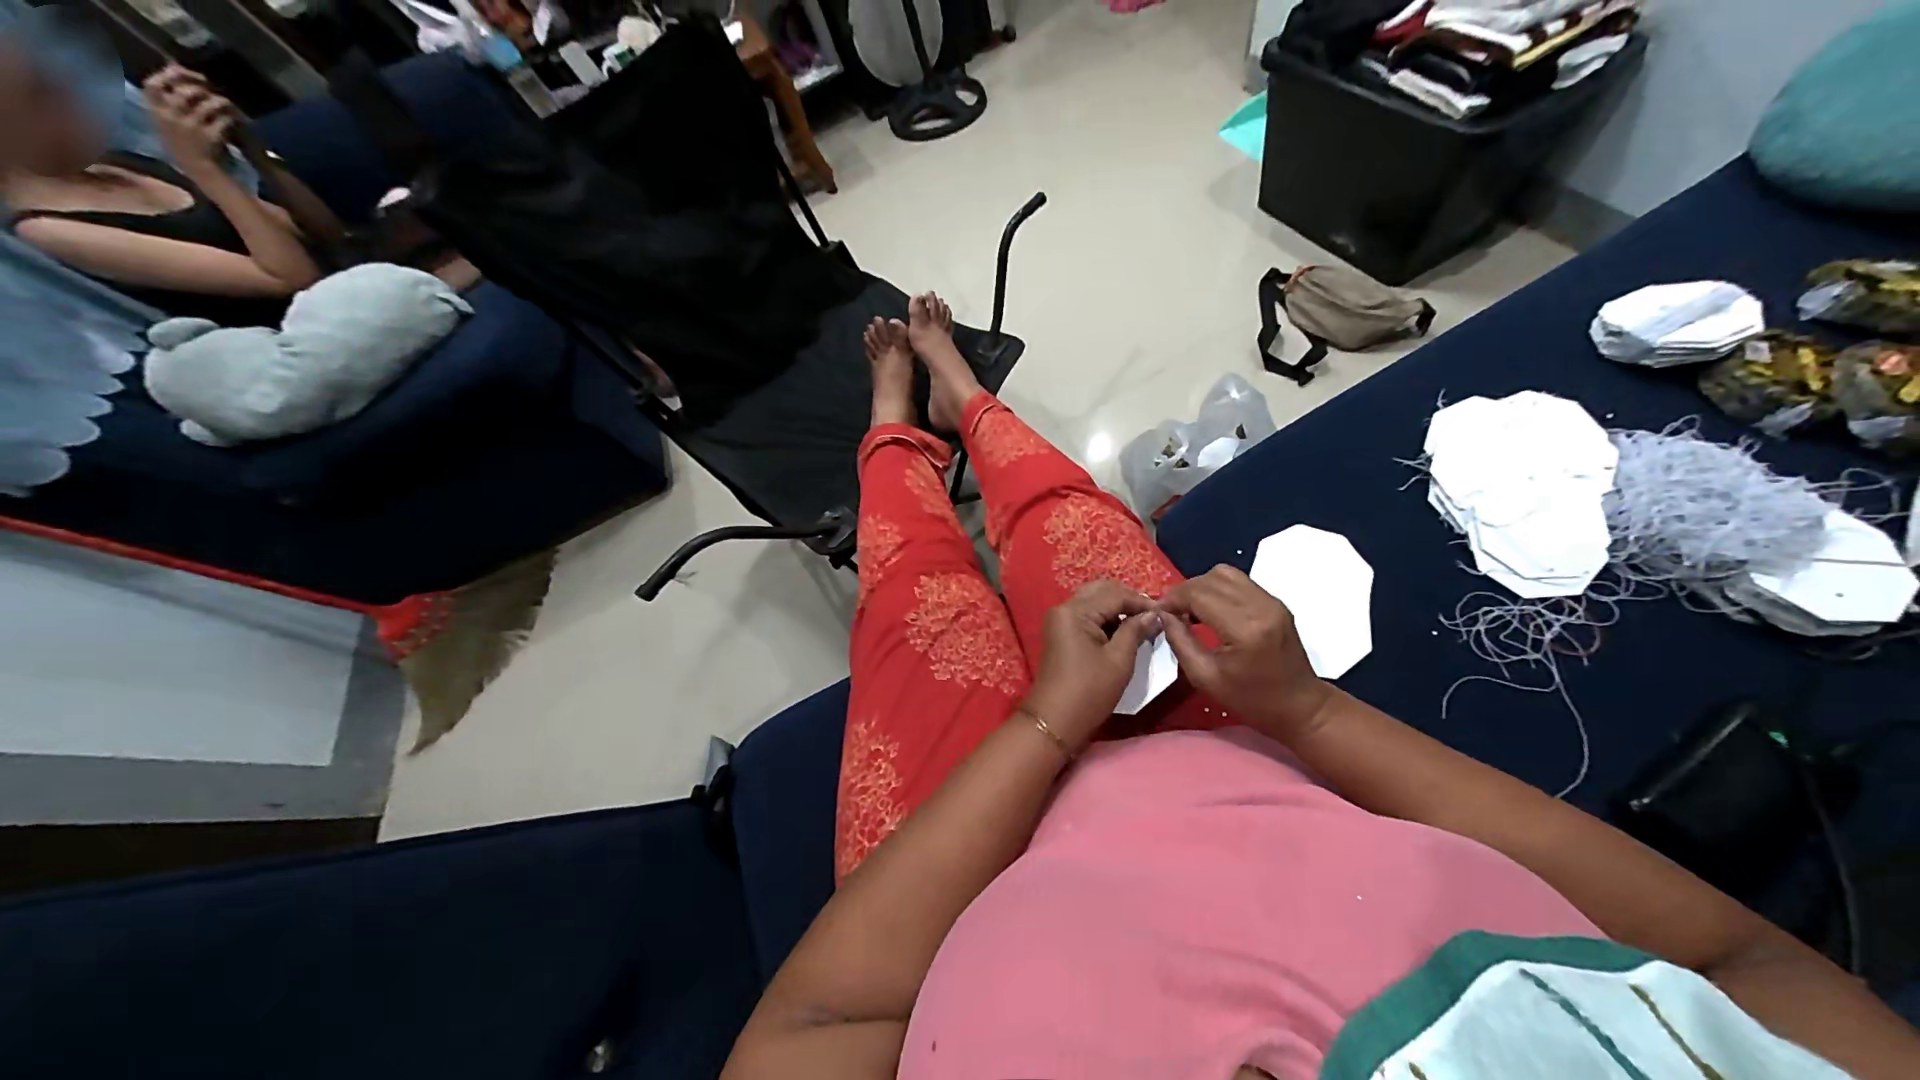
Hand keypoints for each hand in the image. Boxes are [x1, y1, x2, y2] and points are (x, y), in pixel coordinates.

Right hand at [142, 65, 235, 170]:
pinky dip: (230, 117)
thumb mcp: (165, 121)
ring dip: (219, 100)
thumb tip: (176, 76)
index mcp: (154, 111)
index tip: (185, 73)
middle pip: (183, 91)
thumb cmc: (183, 144)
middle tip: (211, 89)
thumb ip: (166, 101)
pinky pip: (222, 119)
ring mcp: (190, 126)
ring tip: (225, 103)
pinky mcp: (210, 136)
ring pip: (206, 103)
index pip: (152, 84)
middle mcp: (170, 116)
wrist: (199, 169)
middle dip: (200, 87)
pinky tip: (233, 119)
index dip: (169, 75)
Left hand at [1019, 581, 1163, 752]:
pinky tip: (1125, 630)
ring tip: (1143, 623)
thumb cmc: (1089, 692)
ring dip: (1118, 609)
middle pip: (1101, 591)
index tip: (1166, 612)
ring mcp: (1060, 620)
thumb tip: (1154, 614)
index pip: (1114, 594)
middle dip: (1128, 600)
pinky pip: (1087, 615)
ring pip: (1094, 602)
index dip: (1142, 601)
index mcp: (1075, 611)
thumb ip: (1135, 631)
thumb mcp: (1119, 660)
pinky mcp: (1061, 632)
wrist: (1055, 721)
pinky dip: (1106, 619)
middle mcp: (1064, 608)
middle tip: (1153, 615)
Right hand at [1159, 565, 1335, 743]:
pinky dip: (1217, 589)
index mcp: (1244, 628)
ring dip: (1201, 586)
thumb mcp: (1205, 678)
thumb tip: (1162, 615)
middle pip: (1210, 579)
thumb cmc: (1252, 700)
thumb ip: (1180, 641)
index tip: (1157, 612)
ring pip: (1225, 574)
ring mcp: (1272, 601)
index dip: (1173, 599)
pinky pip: (1239, 582)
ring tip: (1190, 609)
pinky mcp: (1275, 602)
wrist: (1301, 707)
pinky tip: (1210, 610)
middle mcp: (1261, 606)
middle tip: (1170, 612)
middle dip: (1184, 591)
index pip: (1198, 594)